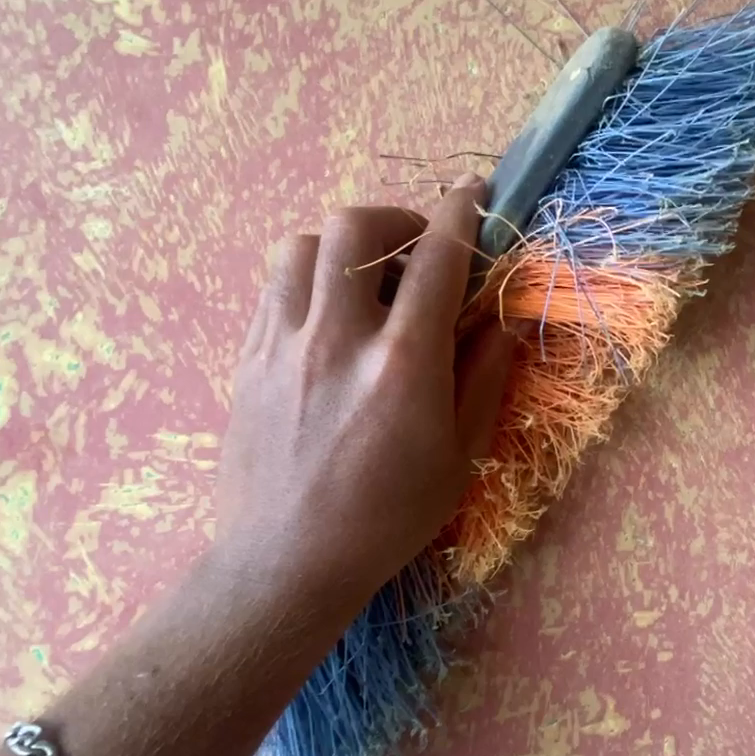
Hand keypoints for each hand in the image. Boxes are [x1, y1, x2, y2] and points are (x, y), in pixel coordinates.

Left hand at [211, 175, 514, 597]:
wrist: (285, 563)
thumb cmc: (390, 515)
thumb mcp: (461, 454)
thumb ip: (486, 375)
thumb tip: (507, 318)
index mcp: (404, 363)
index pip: (438, 258)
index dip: (461, 211)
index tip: (474, 192)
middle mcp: (338, 337)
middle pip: (354, 226)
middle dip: (397, 219)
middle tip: (418, 250)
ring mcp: (281, 343)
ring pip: (301, 245)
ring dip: (343, 247)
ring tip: (365, 283)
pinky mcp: (247, 357)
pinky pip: (274, 286)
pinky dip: (309, 279)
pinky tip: (328, 318)